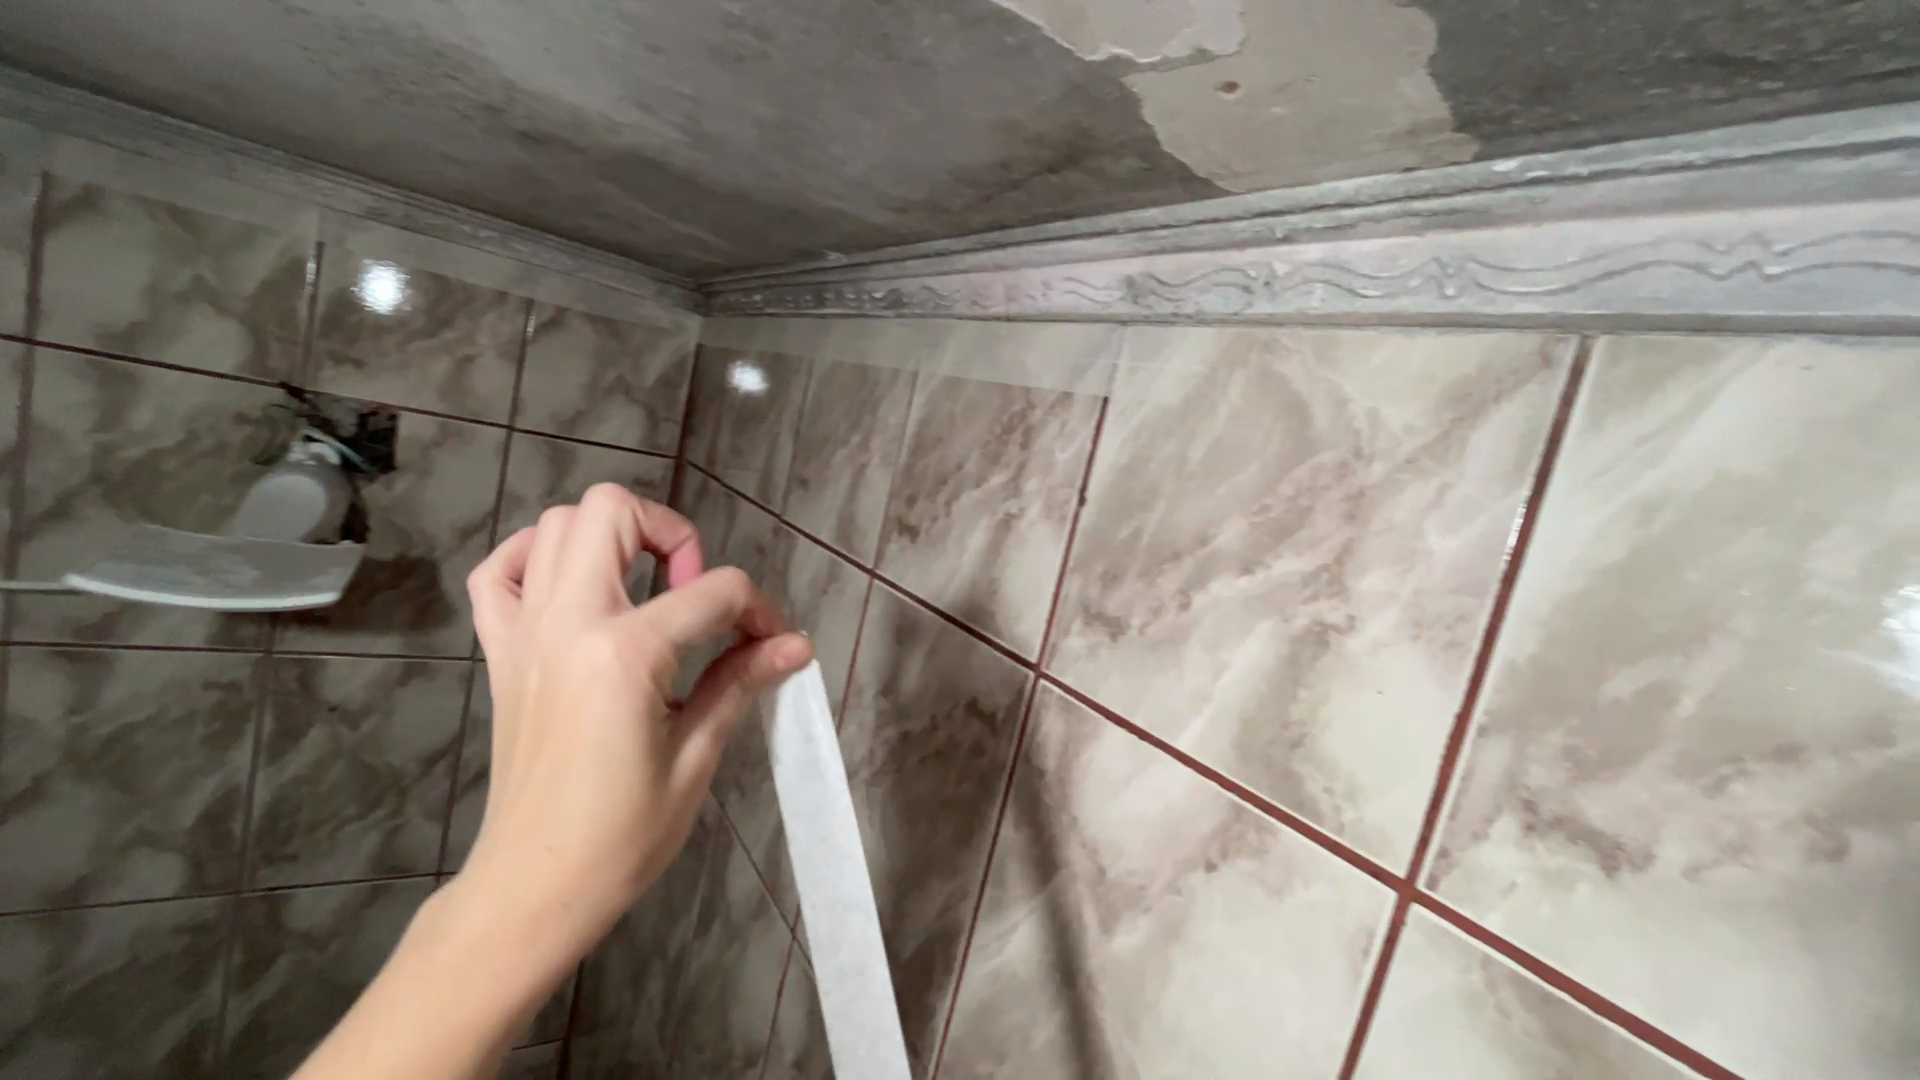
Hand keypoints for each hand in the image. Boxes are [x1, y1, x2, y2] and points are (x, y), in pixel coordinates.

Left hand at [450, 483, 813, 980]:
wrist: (534, 887)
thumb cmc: (624, 835)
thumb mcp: (697, 756)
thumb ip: (741, 682)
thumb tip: (796, 646)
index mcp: (624, 653)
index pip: (714, 592)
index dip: (758, 610)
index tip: (772, 644)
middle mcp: (567, 622)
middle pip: (613, 513)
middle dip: (674, 534)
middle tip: (697, 592)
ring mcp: (524, 632)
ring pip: (557, 524)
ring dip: (613, 538)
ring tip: (647, 588)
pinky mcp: (501, 652)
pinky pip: (499, 571)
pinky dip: (537, 557)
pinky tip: (574, 584)